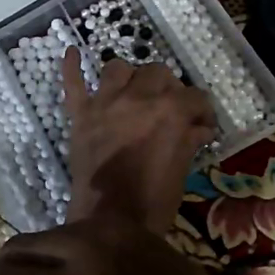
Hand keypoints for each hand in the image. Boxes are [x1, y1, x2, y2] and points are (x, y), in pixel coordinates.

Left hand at [61, 47, 214, 232]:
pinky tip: (72, 51)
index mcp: (169, 111)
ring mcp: (104, 104)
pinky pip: (72, 83)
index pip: (194, 96)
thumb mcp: (180, 171)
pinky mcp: (80, 116)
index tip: (202, 125)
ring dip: (130, 77)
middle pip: (157, 73)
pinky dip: (71, 67)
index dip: (202, 110)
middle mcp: (137, 98)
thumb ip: (188, 142)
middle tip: (170, 110)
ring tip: (134, 92)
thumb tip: (199, 128)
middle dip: (168, 88)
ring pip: (117, 69)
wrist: (108, 222)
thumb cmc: (152, 202)